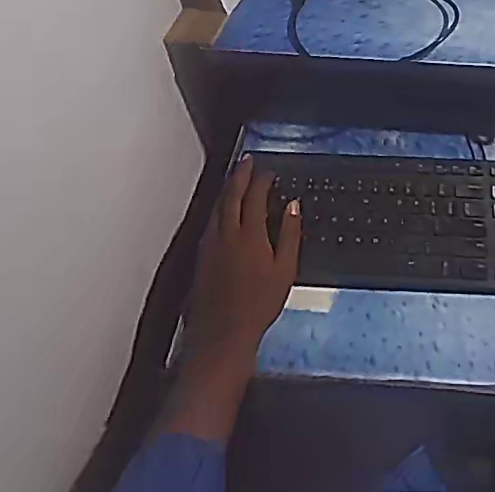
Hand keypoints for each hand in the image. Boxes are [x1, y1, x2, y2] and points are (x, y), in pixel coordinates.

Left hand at [161, 157, 300, 443]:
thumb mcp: (284, 270)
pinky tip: (223, 210)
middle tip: (248, 161)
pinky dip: (220, 206)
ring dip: (228, 187)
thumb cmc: (258, 305)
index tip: (269, 171)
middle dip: (240, 174)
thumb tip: (292, 206)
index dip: (262, 180)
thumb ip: (289, 234)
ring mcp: (211, 243)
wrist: (222, 334)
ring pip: (218, 205)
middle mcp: (227, 233)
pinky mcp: (202, 254)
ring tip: (236, 178)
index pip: (255, 196)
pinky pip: (211, 219)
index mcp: (250, 234)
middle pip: (232, 194)